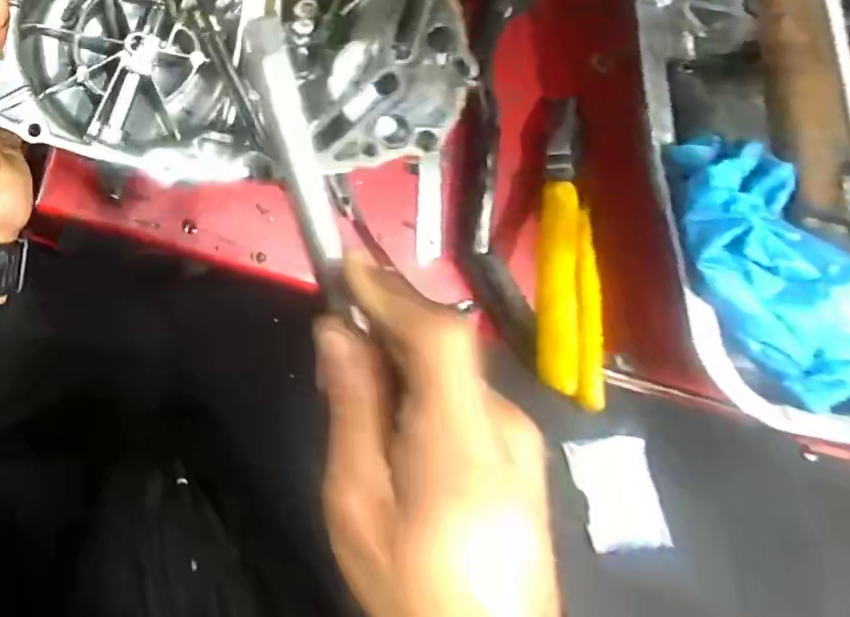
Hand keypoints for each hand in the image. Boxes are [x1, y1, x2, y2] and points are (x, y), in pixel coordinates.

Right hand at [316, 262, 558, 616]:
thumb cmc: (410, 587)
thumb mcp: (358, 500)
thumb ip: (352, 408)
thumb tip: (337, 331)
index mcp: (466, 443)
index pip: (439, 337)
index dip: (391, 292)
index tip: (344, 264)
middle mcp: (505, 429)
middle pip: (444, 343)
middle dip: (384, 317)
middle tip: (330, 332)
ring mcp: (519, 444)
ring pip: (449, 365)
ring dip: (396, 349)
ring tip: (349, 378)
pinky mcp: (518, 456)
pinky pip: (459, 390)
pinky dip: (416, 377)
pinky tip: (387, 408)